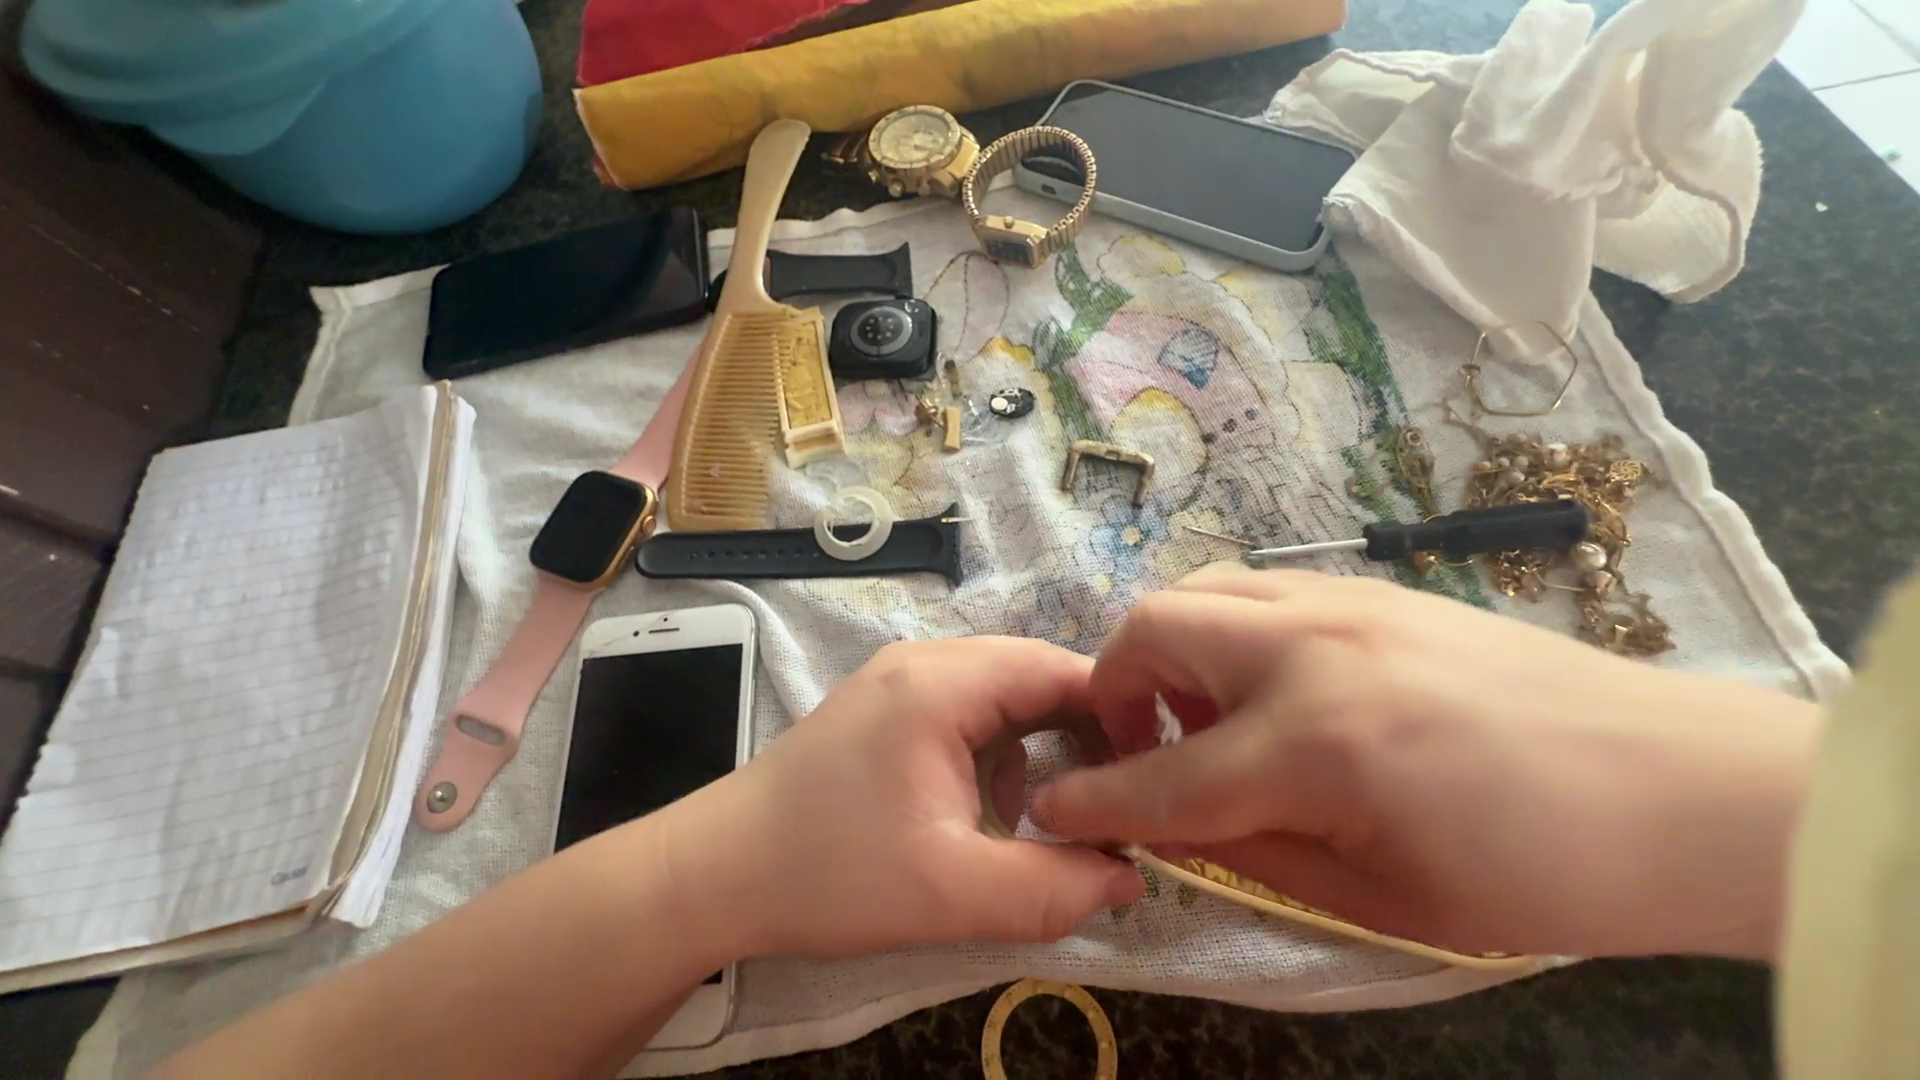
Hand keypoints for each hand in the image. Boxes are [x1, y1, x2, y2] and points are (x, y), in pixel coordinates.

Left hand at [659, 637, 1143, 959]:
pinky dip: (995, 749)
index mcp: (942, 682)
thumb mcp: (952, 892)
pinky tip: (986, 805)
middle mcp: (924, 661)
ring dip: (1037, 742)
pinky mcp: (883, 707)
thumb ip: (1053, 889)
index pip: (1057, 669)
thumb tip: (1128, 877)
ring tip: (1048, 809)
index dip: (1116, 713)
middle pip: (1031, 674)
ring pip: (1000, 693)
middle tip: (1114, 793)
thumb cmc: (831, 874)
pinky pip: (965, 710)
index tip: (1152, 769)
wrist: (716, 872)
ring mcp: (898, 679)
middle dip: (1081, 731)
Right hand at [1032, 565, 1821, 959]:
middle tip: (1136, 744)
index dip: (1095, 800)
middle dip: (1113, 689)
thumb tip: (1165, 826)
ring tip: (1200, 711)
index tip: (1048, 809)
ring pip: (1198, 589)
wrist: (1684, 786)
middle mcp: (1311, 645)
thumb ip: (1249, 853)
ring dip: (1167, 648)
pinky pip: (1254, 588)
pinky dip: (1221, 629)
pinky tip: (1262, 681)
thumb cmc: (1536, 870)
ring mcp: (1341, 600)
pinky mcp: (1371, 587)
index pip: (1165, 777)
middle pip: (1154, 631)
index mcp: (1317, 742)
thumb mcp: (1378, 897)